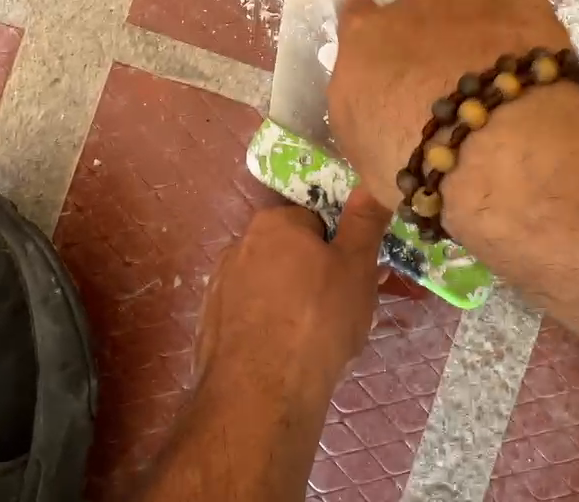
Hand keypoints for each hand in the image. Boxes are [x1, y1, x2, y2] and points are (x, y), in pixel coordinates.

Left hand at [194, 189, 389, 408]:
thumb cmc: (318, 320)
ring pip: (269, 287)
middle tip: (340, 312)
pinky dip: (267, 329)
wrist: (261, 394)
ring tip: (314, 342)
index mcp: (274, 222)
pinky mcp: (208, 325)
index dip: (340, 250)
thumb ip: (364, 222)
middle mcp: (240, 244)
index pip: (316, 222)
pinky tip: (283, 357)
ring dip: (290, 304)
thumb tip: (371, 183)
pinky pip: (249, 317)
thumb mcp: (356, 266)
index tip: (354, 279)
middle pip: (290, 253)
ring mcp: (219, 286)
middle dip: (315, 278)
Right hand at [328, 0, 570, 208]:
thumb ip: (372, 148)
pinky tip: (531, 80)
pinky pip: (510, 15)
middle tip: (450, 97)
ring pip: (464, 15)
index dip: (377, 44)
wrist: (500, 143)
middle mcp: (404, 9)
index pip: (356, 22)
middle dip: (428, 50)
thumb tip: (362, 192)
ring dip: (474, 43)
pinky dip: (518, 42)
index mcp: (361, 44)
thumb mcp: (377, 170)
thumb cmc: (421, 164)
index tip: (392, 70)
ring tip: (499, 96)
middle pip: (413, 20)